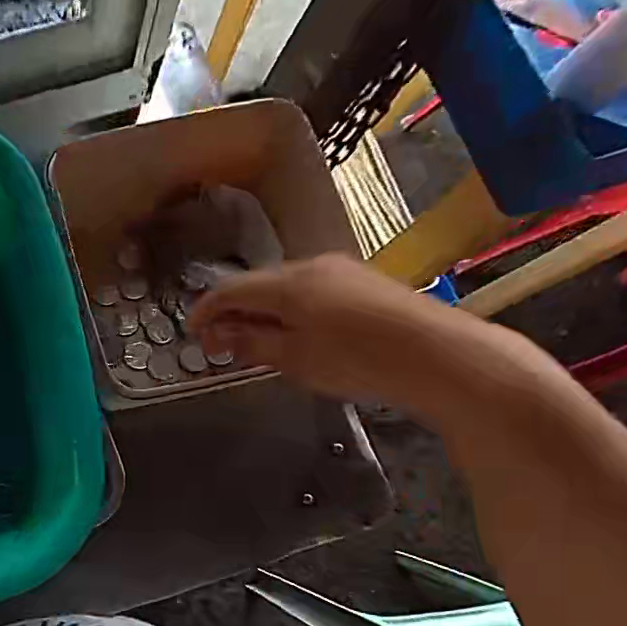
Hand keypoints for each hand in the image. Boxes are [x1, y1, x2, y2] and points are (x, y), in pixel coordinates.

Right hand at [189, 255, 484, 402]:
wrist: (435, 353)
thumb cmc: (356, 360)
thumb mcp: (296, 359)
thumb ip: (253, 344)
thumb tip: (221, 336)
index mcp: (287, 283)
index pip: (230, 289)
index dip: (205, 311)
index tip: (191, 334)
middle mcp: (311, 265)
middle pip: (258, 285)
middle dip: (235, 314)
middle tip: (222, 347)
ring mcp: (340, 270)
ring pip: (286, 288)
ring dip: (264, 313)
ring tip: (258, 345)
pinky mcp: (362, 282)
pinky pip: (313, 292)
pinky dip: (293, 312)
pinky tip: (298, 336)